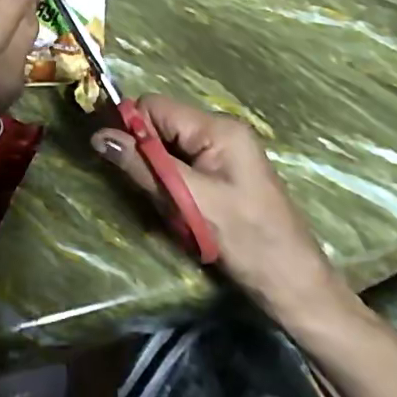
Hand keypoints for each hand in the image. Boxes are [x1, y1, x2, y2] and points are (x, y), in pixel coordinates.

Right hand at [91, 94, 346, 325]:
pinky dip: (174, 187)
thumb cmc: (249, 242)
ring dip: (160, 177)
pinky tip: (185, 214)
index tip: (124, 163)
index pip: (154, 106)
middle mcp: (220, 130)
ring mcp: (224, 151)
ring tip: (175, 211)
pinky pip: (181, 165)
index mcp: (217, 128)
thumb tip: (98, 136)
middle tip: (157, 195)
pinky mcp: (224, 172)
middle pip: (160, 126)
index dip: (133, 129)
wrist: (297, 289)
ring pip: (167, 148)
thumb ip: (143, 165)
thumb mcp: (190, 202)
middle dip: (148, 158)